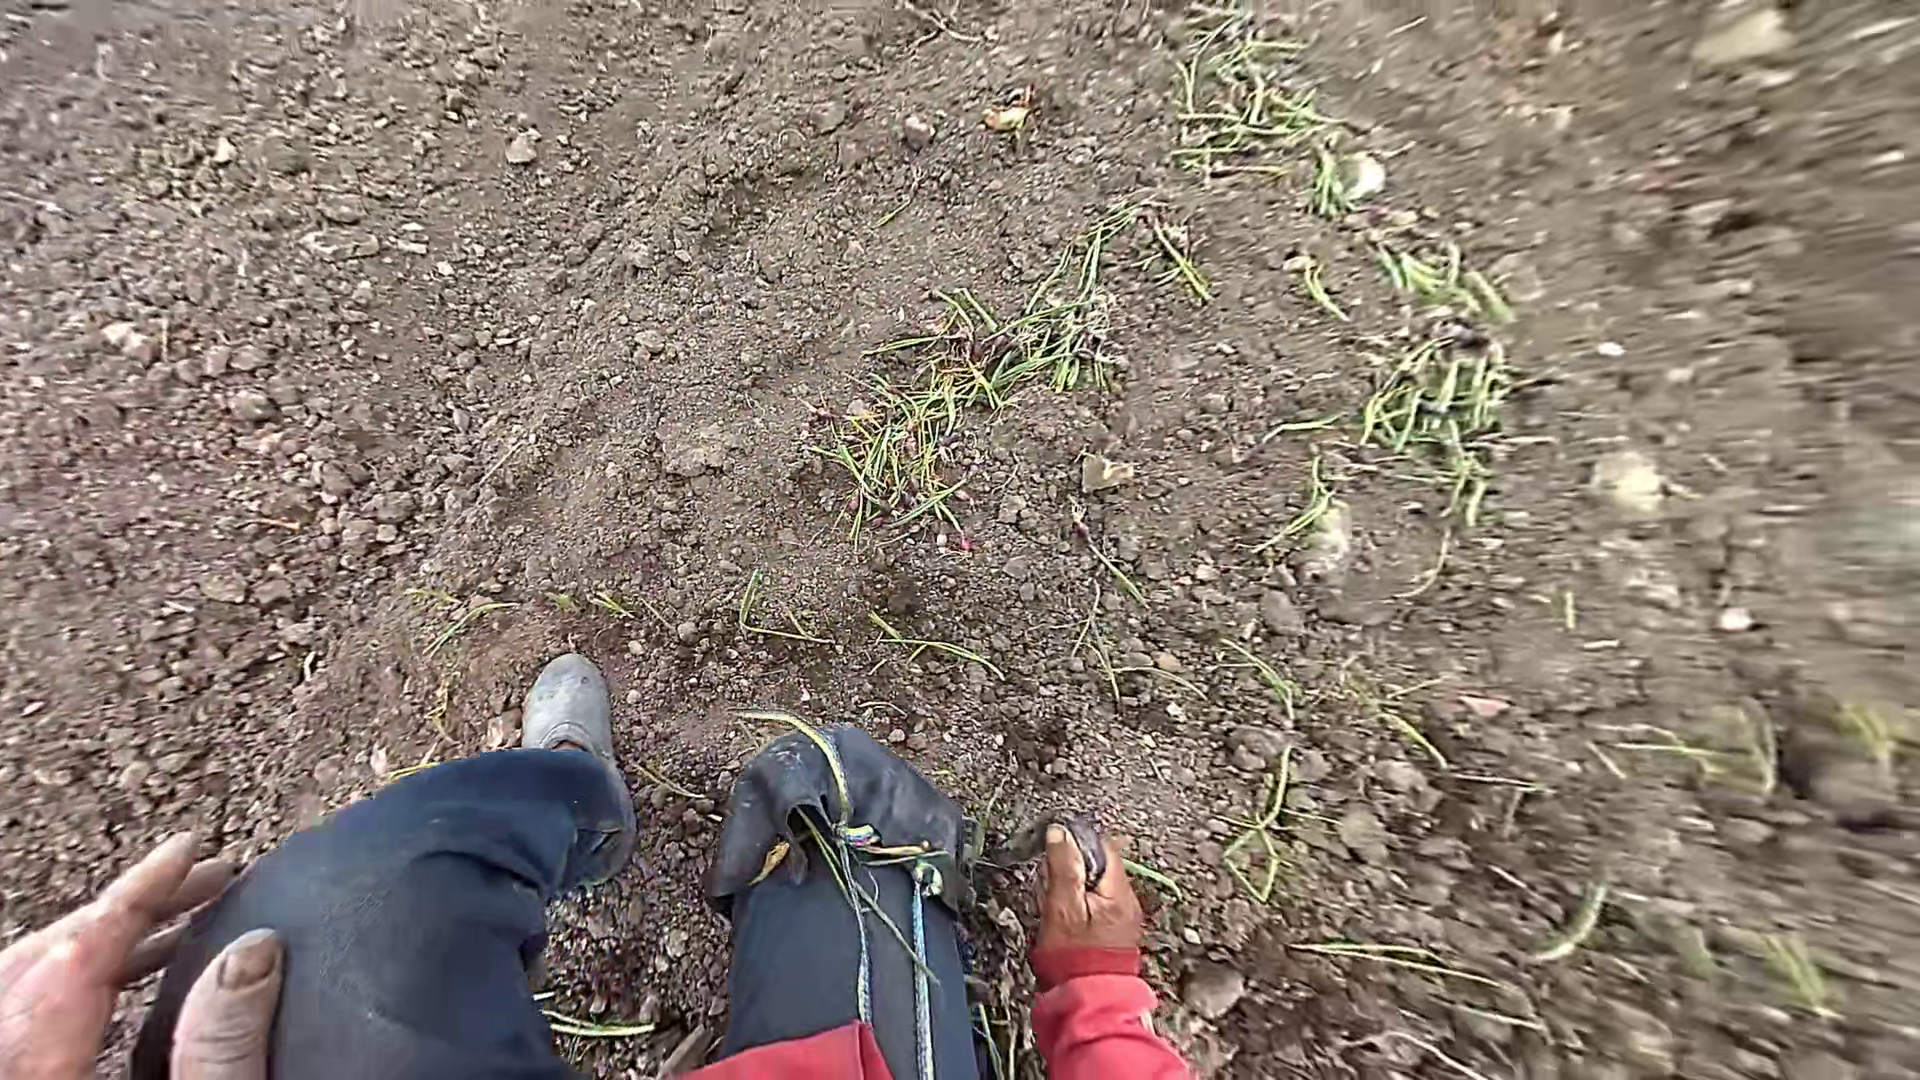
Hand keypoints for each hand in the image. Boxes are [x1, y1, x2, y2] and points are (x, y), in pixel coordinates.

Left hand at [0, 832, 284, 1079]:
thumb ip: (221, 1043)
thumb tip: (253, 944)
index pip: (66, 970)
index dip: (130, 899)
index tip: (190, 849)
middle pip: (20, 977)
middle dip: (119, 911)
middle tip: (207, 876)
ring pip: (16, 995)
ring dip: (107, 938)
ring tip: (191, 908)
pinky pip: (28, 1021)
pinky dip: (86, 976)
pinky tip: (151, 962)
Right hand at [1035, 824, 1142, 954]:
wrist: (1085, 1005)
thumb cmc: (1073, 958)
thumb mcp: (1063, 905)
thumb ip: (1063, 866)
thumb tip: (1060, 832)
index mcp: (1118, 892)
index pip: (1102, 846)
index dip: (1078, 841)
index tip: (1058, 845)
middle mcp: (1127, 902)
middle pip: (1101, 864)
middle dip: (1076, 864)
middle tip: (1053, 877)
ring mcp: (1122, 918)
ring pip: (1098, 882)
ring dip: (1077, 882)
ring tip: (1058, 898)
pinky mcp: (1113, 931)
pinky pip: (1098, 901)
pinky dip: (1081, 900)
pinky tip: (1067, 913)